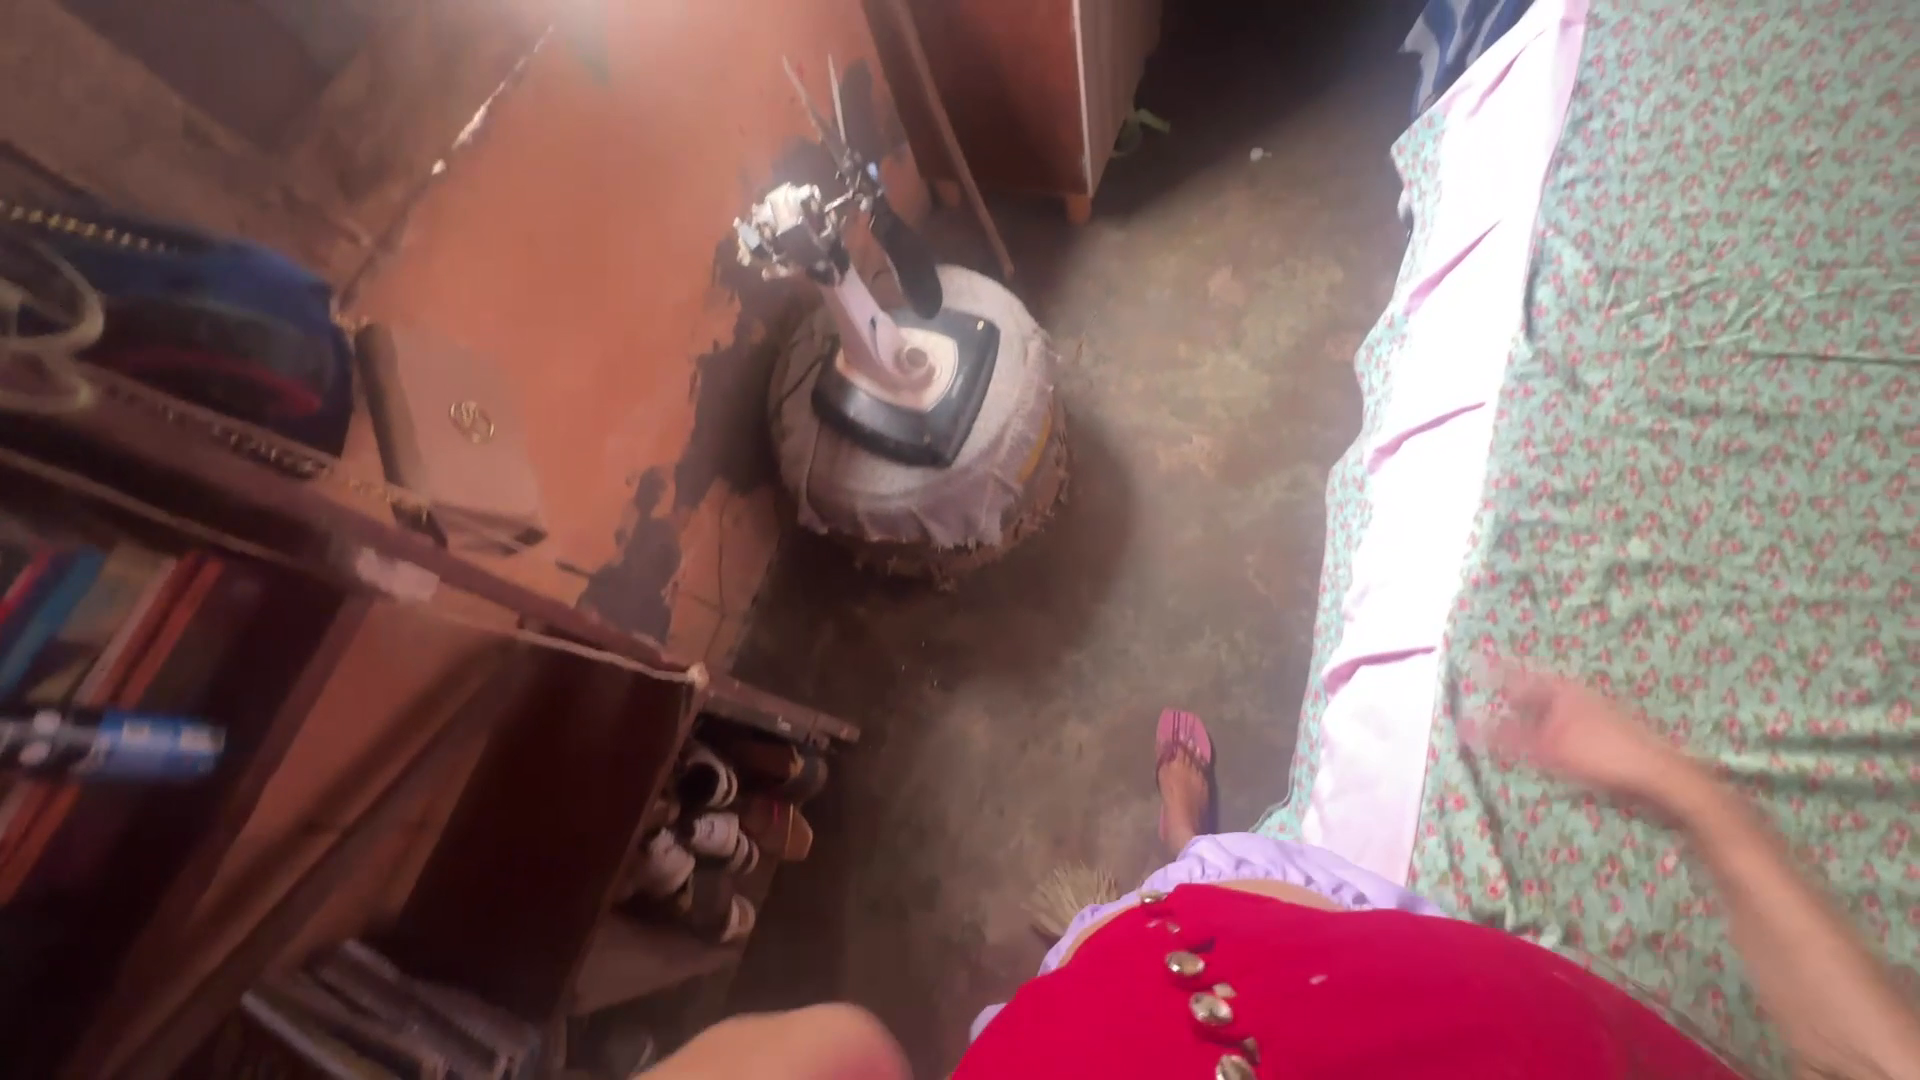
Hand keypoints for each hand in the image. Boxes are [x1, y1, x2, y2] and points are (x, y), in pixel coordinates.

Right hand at [1467, 668, 1701, 803]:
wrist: (1662, 775)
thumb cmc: (1599, 754)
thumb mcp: (1545, 747)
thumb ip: (1502, 737)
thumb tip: (1462, 725)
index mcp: (1558, 689)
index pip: (1515, 674)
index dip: (1492, 669)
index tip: (1472, 660)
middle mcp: (1575, 693)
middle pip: (1533, 688)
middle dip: (1510, 690)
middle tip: (1490, 691)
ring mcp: (1593, 709)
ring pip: (1550, 704)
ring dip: (1529, 710)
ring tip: (1511, 720)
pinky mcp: (1605, 728)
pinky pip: (1564, 717)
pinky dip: (1547, 722)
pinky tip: (1544, 739)